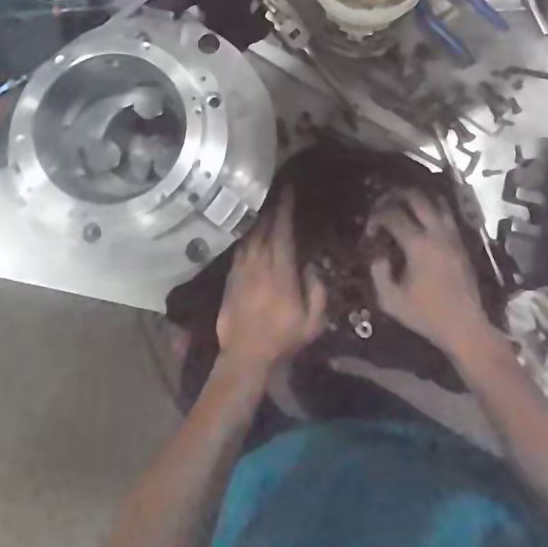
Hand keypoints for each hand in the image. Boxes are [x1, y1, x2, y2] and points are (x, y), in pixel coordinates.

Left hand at [216, 190, 327, 373]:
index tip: (288, 191)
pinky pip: (239, 250)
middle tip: (278, 194)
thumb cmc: (283, 339)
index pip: (282, 232)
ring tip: (265, 209)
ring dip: (257, 221)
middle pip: (263, 229)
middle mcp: (258, 265)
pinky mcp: (230, 279)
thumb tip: (312, 266)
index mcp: (280, 272)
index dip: (285, 209)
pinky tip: (250, 233)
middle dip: (271, 209)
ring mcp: (241, 270)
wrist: (245, 356)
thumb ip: (317, 291)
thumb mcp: (313, 322)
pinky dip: (246, 237)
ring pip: (249, 237)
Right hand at [366, 188, 490, 353]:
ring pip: (436, 200)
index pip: (392, 214)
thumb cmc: (426, 315)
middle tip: (384, 206)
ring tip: (403, 207)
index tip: (370, 232)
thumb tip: (377, 253)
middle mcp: (437, 232)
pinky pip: (446, 214)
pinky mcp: (462, 242)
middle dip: (395, 196)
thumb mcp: (390, 300)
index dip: (376, 217)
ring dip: (417, 199)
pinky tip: (422, 221)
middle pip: (416, 196)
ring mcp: (453, 235)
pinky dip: (432, 209)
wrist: (465, 326)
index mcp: (418, 244)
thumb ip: (377, 272)